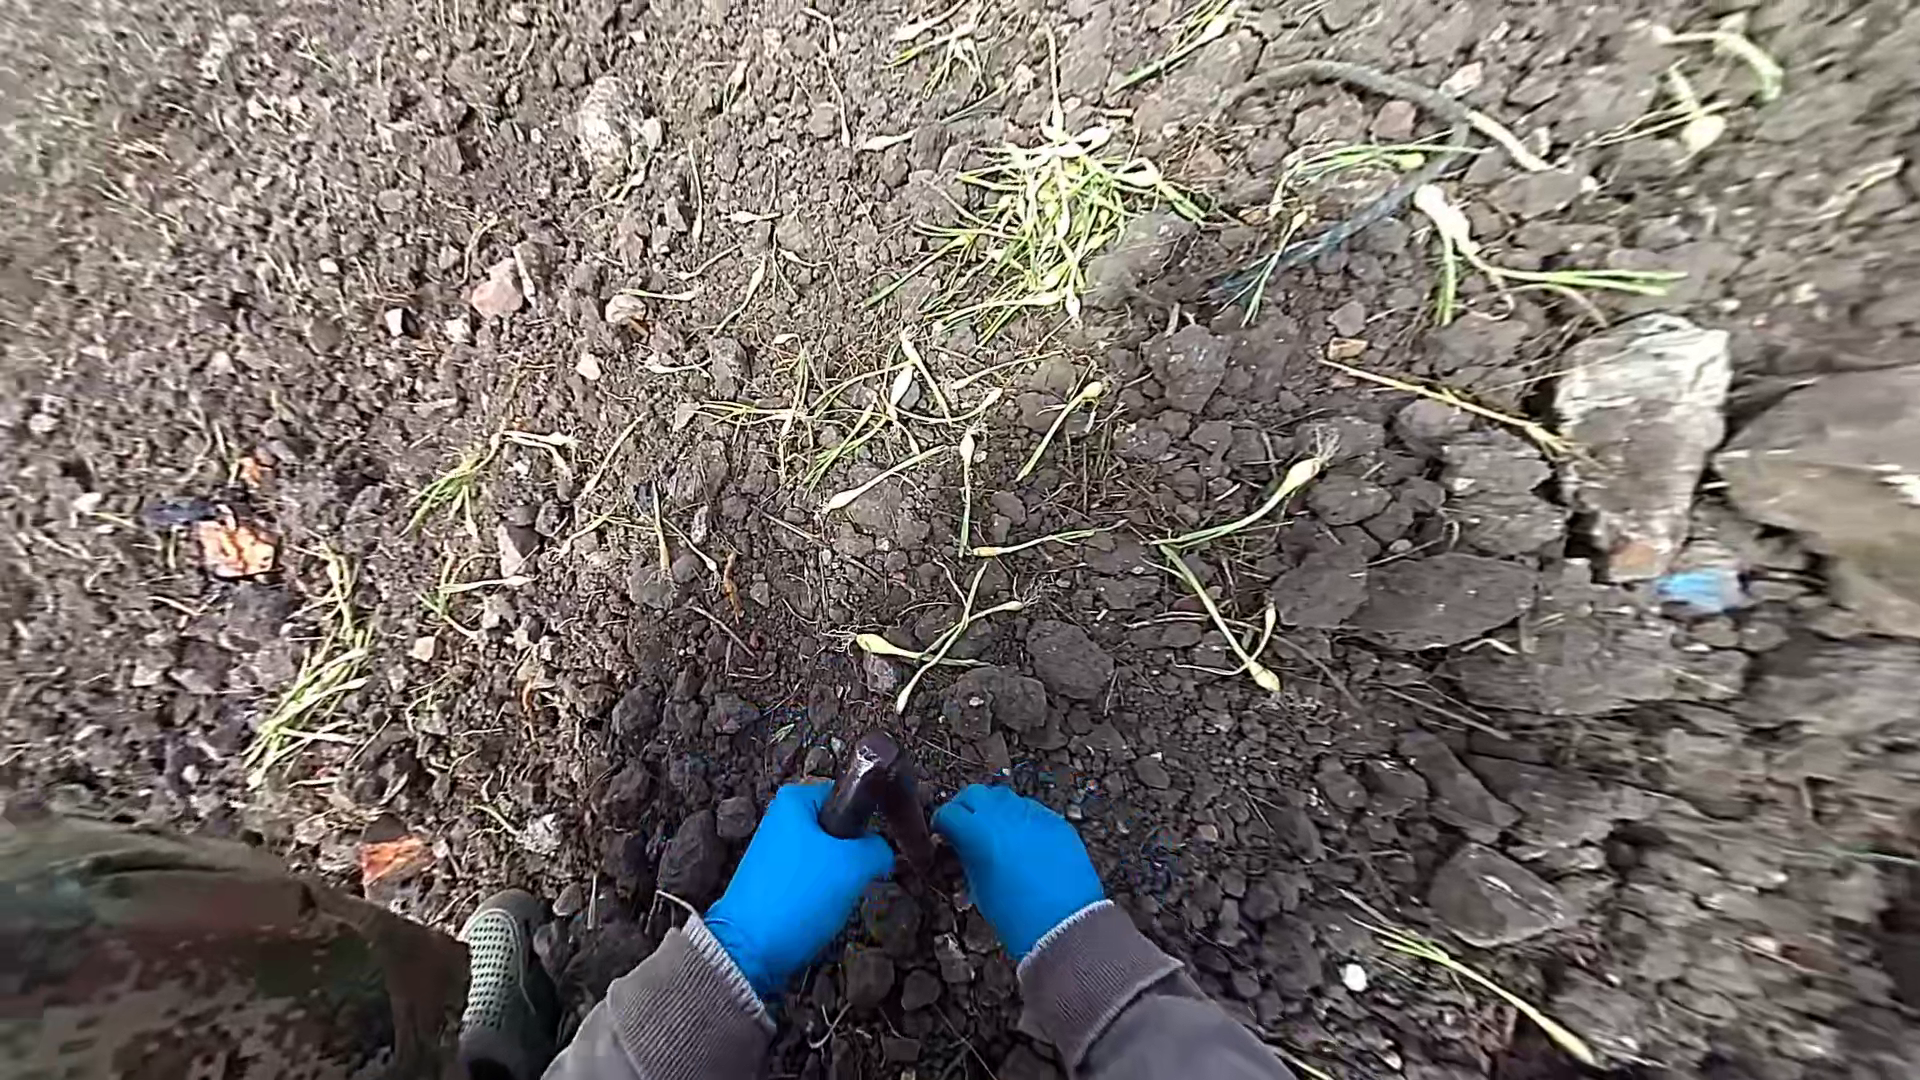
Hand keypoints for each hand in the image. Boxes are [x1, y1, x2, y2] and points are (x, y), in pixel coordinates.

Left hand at [705, 784, 894, 999]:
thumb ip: (878, 848)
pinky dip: (818, 896)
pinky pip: (810, 880)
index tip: (869, 850)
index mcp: (795, 799)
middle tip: (851, 877)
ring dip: (836, 880)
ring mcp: (773, 851)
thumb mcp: (854, 865)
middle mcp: (780, 818)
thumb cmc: (797, 897)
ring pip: (827, 858)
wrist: (746, 955)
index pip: (848, 798)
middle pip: (838, 830)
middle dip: (851, 856)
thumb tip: (882, 851)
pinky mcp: (770, 881)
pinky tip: (816, 913)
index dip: (865, 824)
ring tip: (831, 900)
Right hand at [932, 784, 1103, 959]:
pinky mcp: (1053, 819)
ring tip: (994, 831)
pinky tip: (1021, 839)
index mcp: (978, 832)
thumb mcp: (979, 888)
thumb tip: (963, 847)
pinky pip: (1029, 809)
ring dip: (993, 809)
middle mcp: (1003, 815)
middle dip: (965, 807)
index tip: (943, 831)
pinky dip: (1020, 818)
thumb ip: (967, 858)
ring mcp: (1030, 813)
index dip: (942, 824)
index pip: (949, 813)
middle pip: (974, 794)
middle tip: (965, 825)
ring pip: (1002, 796)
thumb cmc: (1018, 916)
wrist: (1064, 925)